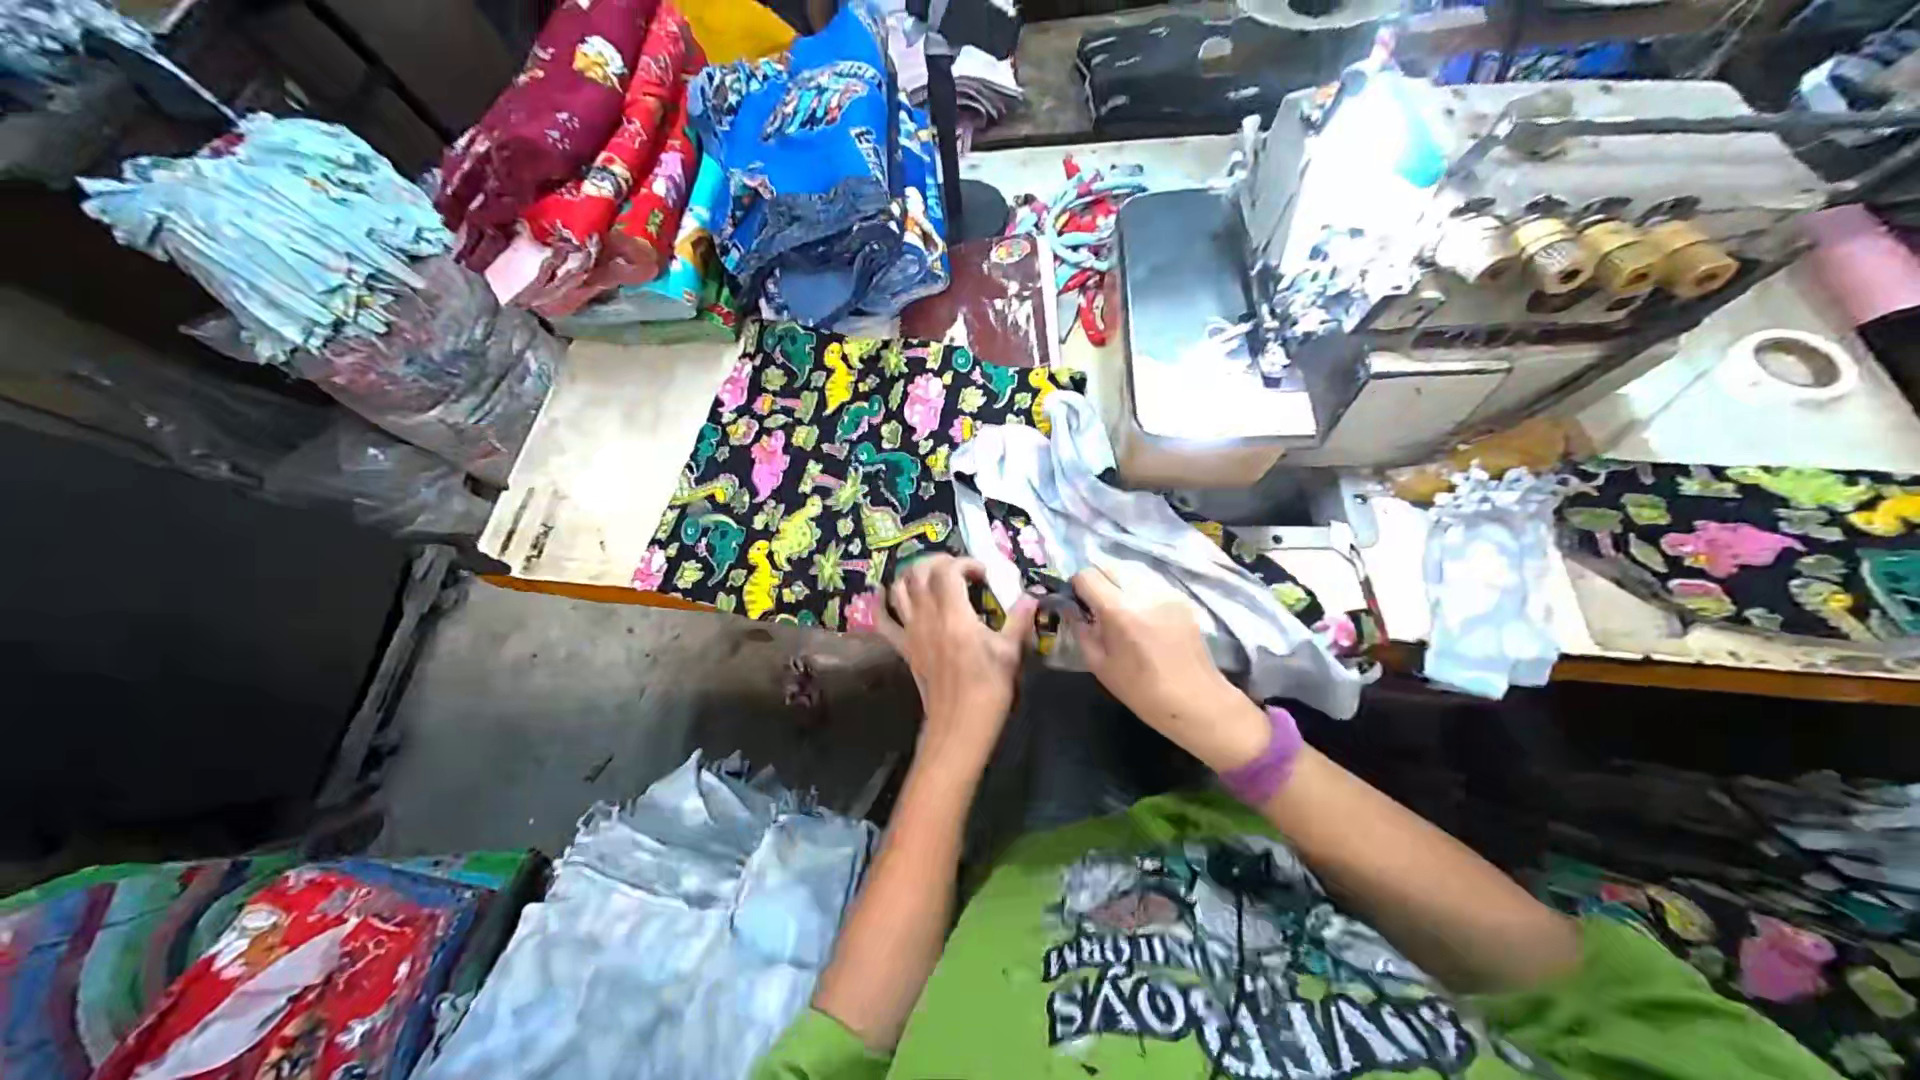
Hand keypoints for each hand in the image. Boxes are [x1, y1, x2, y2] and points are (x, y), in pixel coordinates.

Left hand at [873, 555, 1038, 759]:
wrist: (959, 726)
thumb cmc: (988, 689)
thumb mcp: (1010, 653)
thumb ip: (1019, 620)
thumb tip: (1031, 596)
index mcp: (954, 616)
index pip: (948, 571)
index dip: (965, 563)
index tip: (983, 574)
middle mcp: (926, 618)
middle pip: (919, 572)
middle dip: (938, 561)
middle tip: (959, 569)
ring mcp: (910, 632)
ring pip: (899, 589)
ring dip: (912, 575)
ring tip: (932, 576)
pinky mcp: (903, 647)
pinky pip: (883, 620)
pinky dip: (880, 603)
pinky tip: (883, 592)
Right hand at [1070, 563, 1269, 770]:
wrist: (1194, 700)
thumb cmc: (1140, 689)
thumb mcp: (1099, 664)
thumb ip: (1081, 630)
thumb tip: (1070, 608)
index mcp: (1118, 610)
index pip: (1087, 575)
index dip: (1077, 587)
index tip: (1078, 603)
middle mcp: (1142, 592)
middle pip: (1108, 565)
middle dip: (1097, 580)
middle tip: (1096, 605)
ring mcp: (1165, 592)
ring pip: (1130, 570)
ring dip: (1118, 582)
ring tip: (1120, 608)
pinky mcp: (1181, 598)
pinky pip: (1150, 581)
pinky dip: (1138, 589)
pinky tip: (1142, 613)